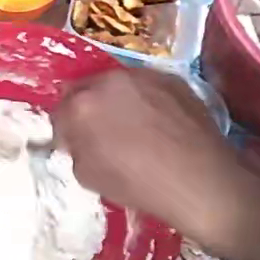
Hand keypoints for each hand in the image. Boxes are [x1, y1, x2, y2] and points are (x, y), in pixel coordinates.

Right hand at [54, 68, 259, 256]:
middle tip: (99, 132)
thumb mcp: (87, 175)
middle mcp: (108, 81)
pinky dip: (144, 100)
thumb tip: (78, 139)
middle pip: (85, 90)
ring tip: (131, 126)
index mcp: (80, 106)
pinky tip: (156, 122)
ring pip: (116, 84)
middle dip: (86, 108)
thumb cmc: (137, 184)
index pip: (58, 112)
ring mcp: (142, 76)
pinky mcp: (172, 78)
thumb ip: (75, 148)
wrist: (200, 181)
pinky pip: (145, 87)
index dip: (65, 130)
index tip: (73, 143)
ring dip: (115, 100)